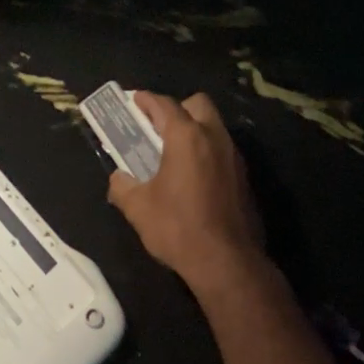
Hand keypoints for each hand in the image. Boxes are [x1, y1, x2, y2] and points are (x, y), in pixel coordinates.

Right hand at [108, 91, 262, 292]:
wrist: (227, 263)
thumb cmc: (178, 227)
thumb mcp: (138, 207)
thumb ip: (122, 186)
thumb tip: (118, 179)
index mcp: (187, 137)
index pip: (164, 104)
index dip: (146, 100)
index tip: (133, 100)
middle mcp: (214, 138)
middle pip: (198, 104)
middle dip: (178, 109)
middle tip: (158, 128)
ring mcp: (233, 157)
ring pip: (214, 127)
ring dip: (194, 131)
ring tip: (173, 153)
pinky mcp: (244, 178)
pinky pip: (222, 152)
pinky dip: (206, 153)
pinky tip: (193, 177)